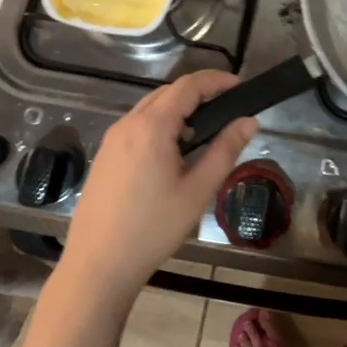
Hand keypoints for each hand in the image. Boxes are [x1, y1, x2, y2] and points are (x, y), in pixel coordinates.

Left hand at [59, 71, 258, 291]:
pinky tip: (173, 153)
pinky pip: (136, 126)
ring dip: (178, 110)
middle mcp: (128, 124)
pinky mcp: (104, 156)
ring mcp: (112, 140)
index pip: (188, 85)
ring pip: (150, 109)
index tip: (240, 86)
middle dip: (199, 93)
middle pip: (168, 92)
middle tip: (228, 109)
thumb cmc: (152, 229)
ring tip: (204, 133)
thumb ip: (225, 150)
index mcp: (152, 126)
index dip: (216, 80)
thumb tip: (249, 121)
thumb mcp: (197, 191)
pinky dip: (160, 125)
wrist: (97, 266)